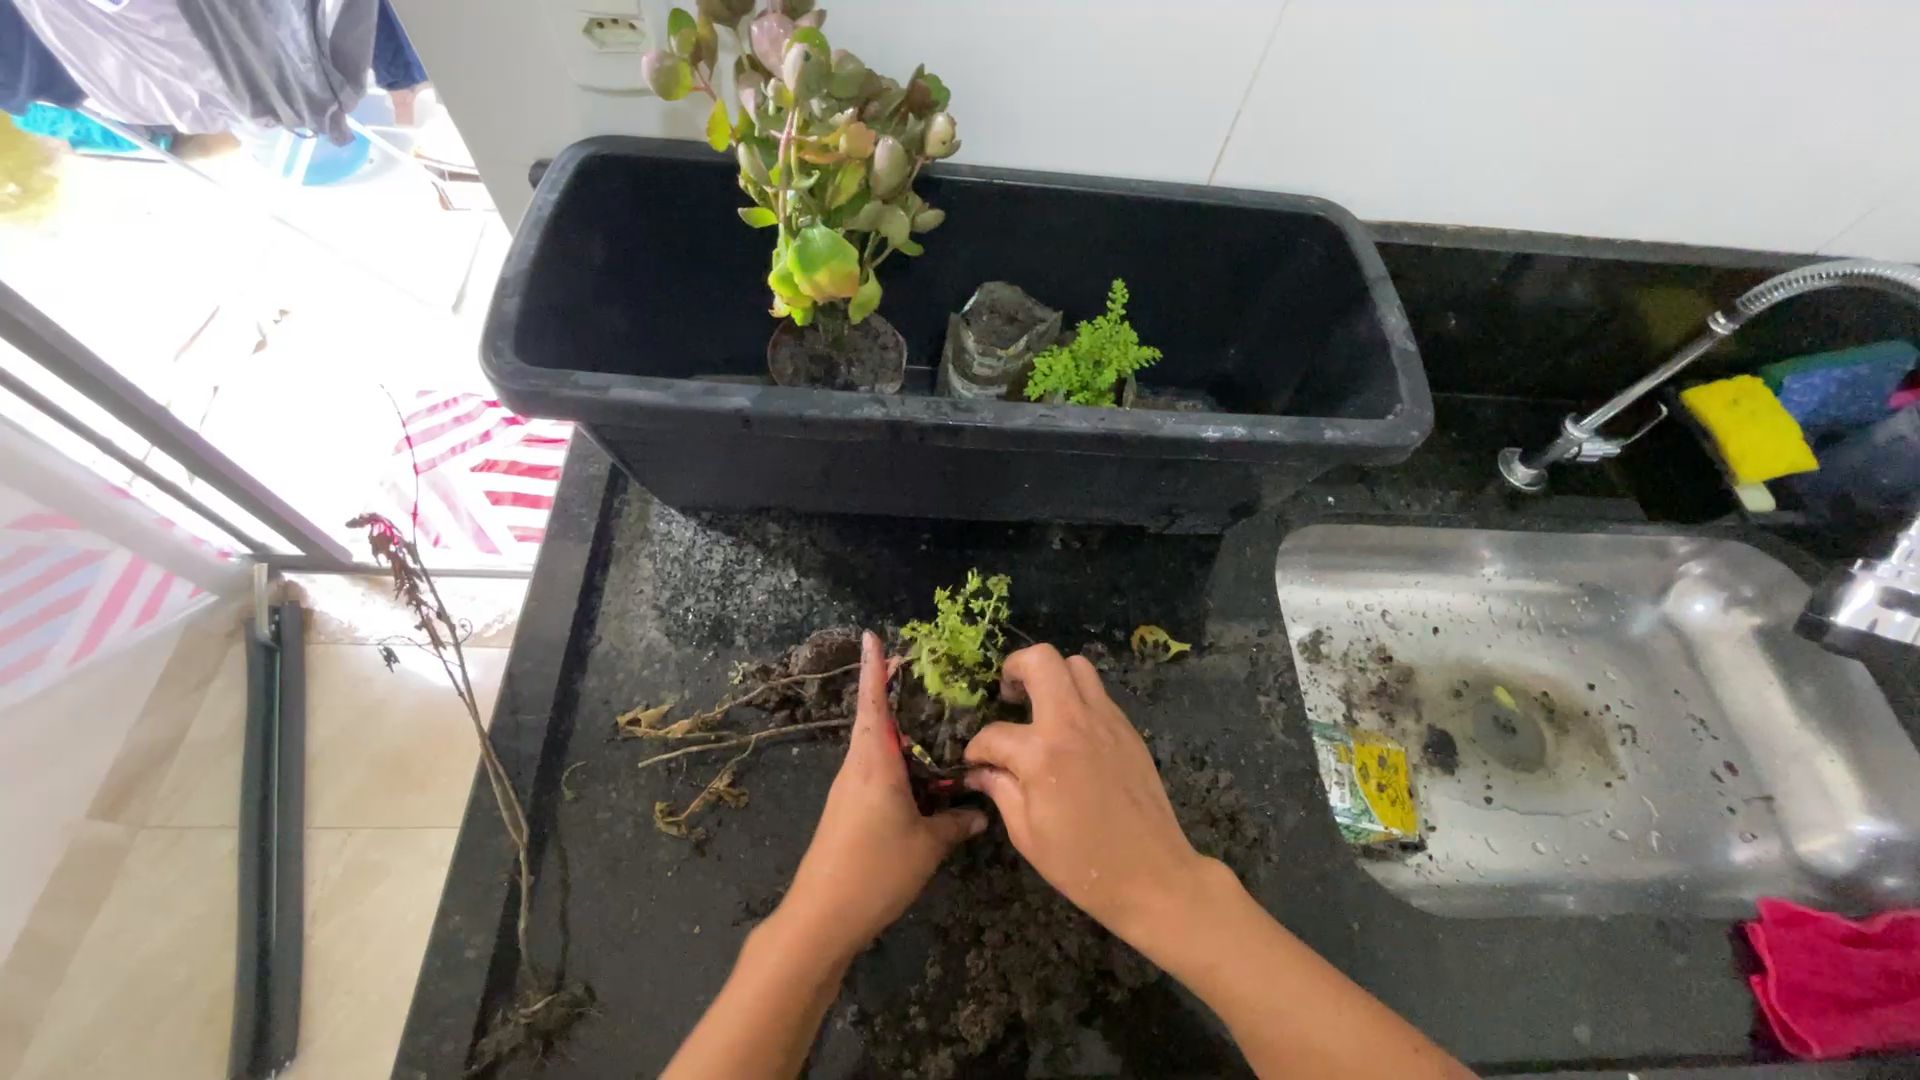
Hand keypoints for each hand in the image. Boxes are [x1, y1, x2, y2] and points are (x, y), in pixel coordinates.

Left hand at [776, 631, 986, 962]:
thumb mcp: (926, 847)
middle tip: (923, 670)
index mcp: (874, 762)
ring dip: (896, 726)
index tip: (872, 634)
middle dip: (891, 690)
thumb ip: (955, 824)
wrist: (821, 916)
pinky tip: (920, 769)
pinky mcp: (848, 808)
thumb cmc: (875, 871)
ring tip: (931, 716)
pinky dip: (896, 757)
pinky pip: (874, 768)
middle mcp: (857, 766)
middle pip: (874, 717)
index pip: (872, 702)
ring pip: (874, 744)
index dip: (873, 668)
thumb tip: (982, 812)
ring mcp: (849, 787)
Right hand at [963, 644, 1209, 941]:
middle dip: (1014, 669)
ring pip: (1076, 665)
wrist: (1152, 875)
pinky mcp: (1127, 729)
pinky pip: (1098, 693)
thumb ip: (1001, 791)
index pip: (994, 734)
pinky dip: (1077, 698)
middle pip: (1041, 660)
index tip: (976, 761)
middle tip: (1008, 696)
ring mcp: (1105, 721)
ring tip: (1040, 707)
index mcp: (1042, 754)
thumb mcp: (1027, 834)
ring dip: (1052, 676)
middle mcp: (1073, 724)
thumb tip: (981, 771)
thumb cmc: (1083, 864)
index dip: (977, 748)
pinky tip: (1070, 731)